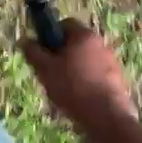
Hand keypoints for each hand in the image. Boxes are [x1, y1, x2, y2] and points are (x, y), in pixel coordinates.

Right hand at [22, 19, 136, 134]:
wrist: (107, 117)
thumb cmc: (73, 87)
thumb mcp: (46, 70)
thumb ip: (33, 52)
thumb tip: (24, 40)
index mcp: (84, 35)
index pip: (64, 24)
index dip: (50, 36)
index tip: (43, 53)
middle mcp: (100, 43)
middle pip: (75, 43)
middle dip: (62, 56)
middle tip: (51, 73)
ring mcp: (111, 62)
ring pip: (85, 60)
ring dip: (74, 70)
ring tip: (64, 90)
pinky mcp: (117, 80)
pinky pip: (96, 75)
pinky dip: (86, 82)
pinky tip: (80, 99)